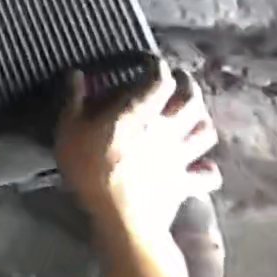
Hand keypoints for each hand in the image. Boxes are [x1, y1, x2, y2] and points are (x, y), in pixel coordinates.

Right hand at [56, 58, 221, 239]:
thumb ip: (75, 99)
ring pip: (205, 132)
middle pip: (191, 101)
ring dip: (202, 118)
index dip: (156, 66)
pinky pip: (208, 173)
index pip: (158, 80)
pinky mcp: (187, 182)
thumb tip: (77, 73)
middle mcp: (167, 130)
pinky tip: (200, 163)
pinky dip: (207, 166)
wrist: (121, 216)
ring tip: (193, 113)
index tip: (148, 59)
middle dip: (187, 85)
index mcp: (138, 113)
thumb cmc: (89, 167)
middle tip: (179, 78)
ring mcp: (181, 157)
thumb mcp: (68, 128)